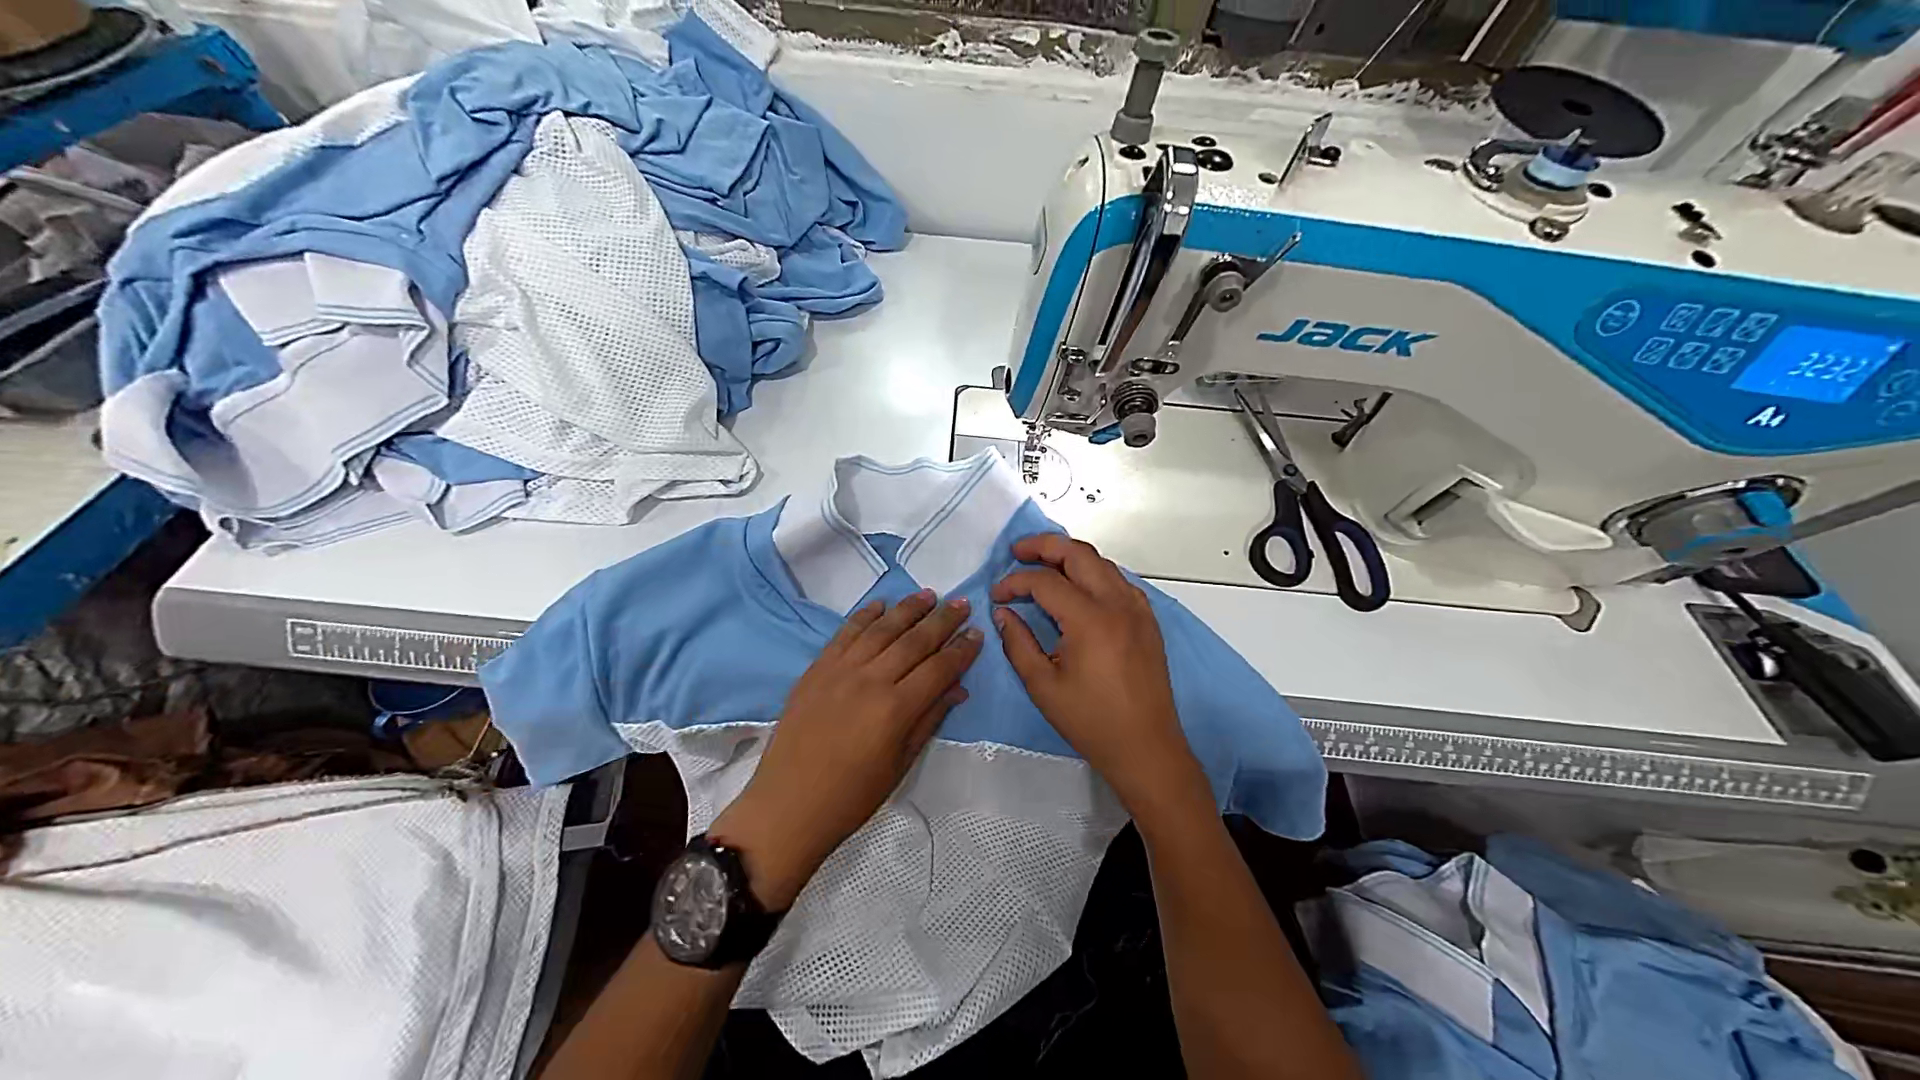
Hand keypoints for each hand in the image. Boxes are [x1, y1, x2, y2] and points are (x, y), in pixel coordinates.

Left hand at [710, 589, 982, 909]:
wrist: (789, 804)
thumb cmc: (852, 796)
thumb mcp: (900, 764)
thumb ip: (928, 720)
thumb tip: (957, 688)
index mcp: (895, 709)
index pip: (939, 668)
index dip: (961, 650)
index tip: (977, 633)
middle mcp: (870, 680)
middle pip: (914, 641)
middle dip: (942, 620)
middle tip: (962, 603)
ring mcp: (840, 670)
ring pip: (881, 629)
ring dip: (907, 609)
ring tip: (928, 595)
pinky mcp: (816, 669)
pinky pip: (845, 634)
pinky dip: (865, 616)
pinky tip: (881, 605)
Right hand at [990, 535, 1208, 820]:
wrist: (1146, 747)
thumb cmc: (1091, 721)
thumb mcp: (1043, 685)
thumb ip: (1019, 642)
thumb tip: (1004, 613)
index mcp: (1090, 619)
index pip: (1045, 581)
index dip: (1015, 582)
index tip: (997, 595)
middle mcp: (1117, 604)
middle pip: (1078, 554)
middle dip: (1044, 546)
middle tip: (1017, 552)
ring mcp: (1138, 609)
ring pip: (1102, 562)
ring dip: (1070, 556)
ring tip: (1044, 565)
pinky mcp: (1147, 620)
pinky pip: (1119, 580)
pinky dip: (1094, 573)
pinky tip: (1079, 588)